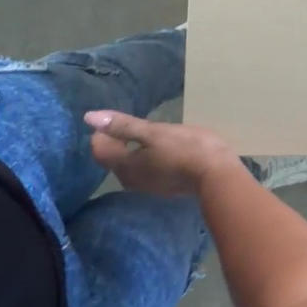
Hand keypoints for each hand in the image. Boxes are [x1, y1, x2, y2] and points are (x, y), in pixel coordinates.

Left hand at [88, 111, 243, 197]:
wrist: (217, 175)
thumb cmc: (187, 149)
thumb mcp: (156, 132)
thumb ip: (124, 125)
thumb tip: (89, 117)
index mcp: (125, 165)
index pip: (99, 150)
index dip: (102, 134)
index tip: (115, 120)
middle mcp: (130, 179)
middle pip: (114, 160)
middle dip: (117, 143)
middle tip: (131, 127)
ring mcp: (148, 187)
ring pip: (131, 167)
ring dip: (134, 153)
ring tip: (150, 139)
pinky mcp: (165, 188)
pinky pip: (148, 173)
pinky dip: (149, 161)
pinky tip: (166, 153)